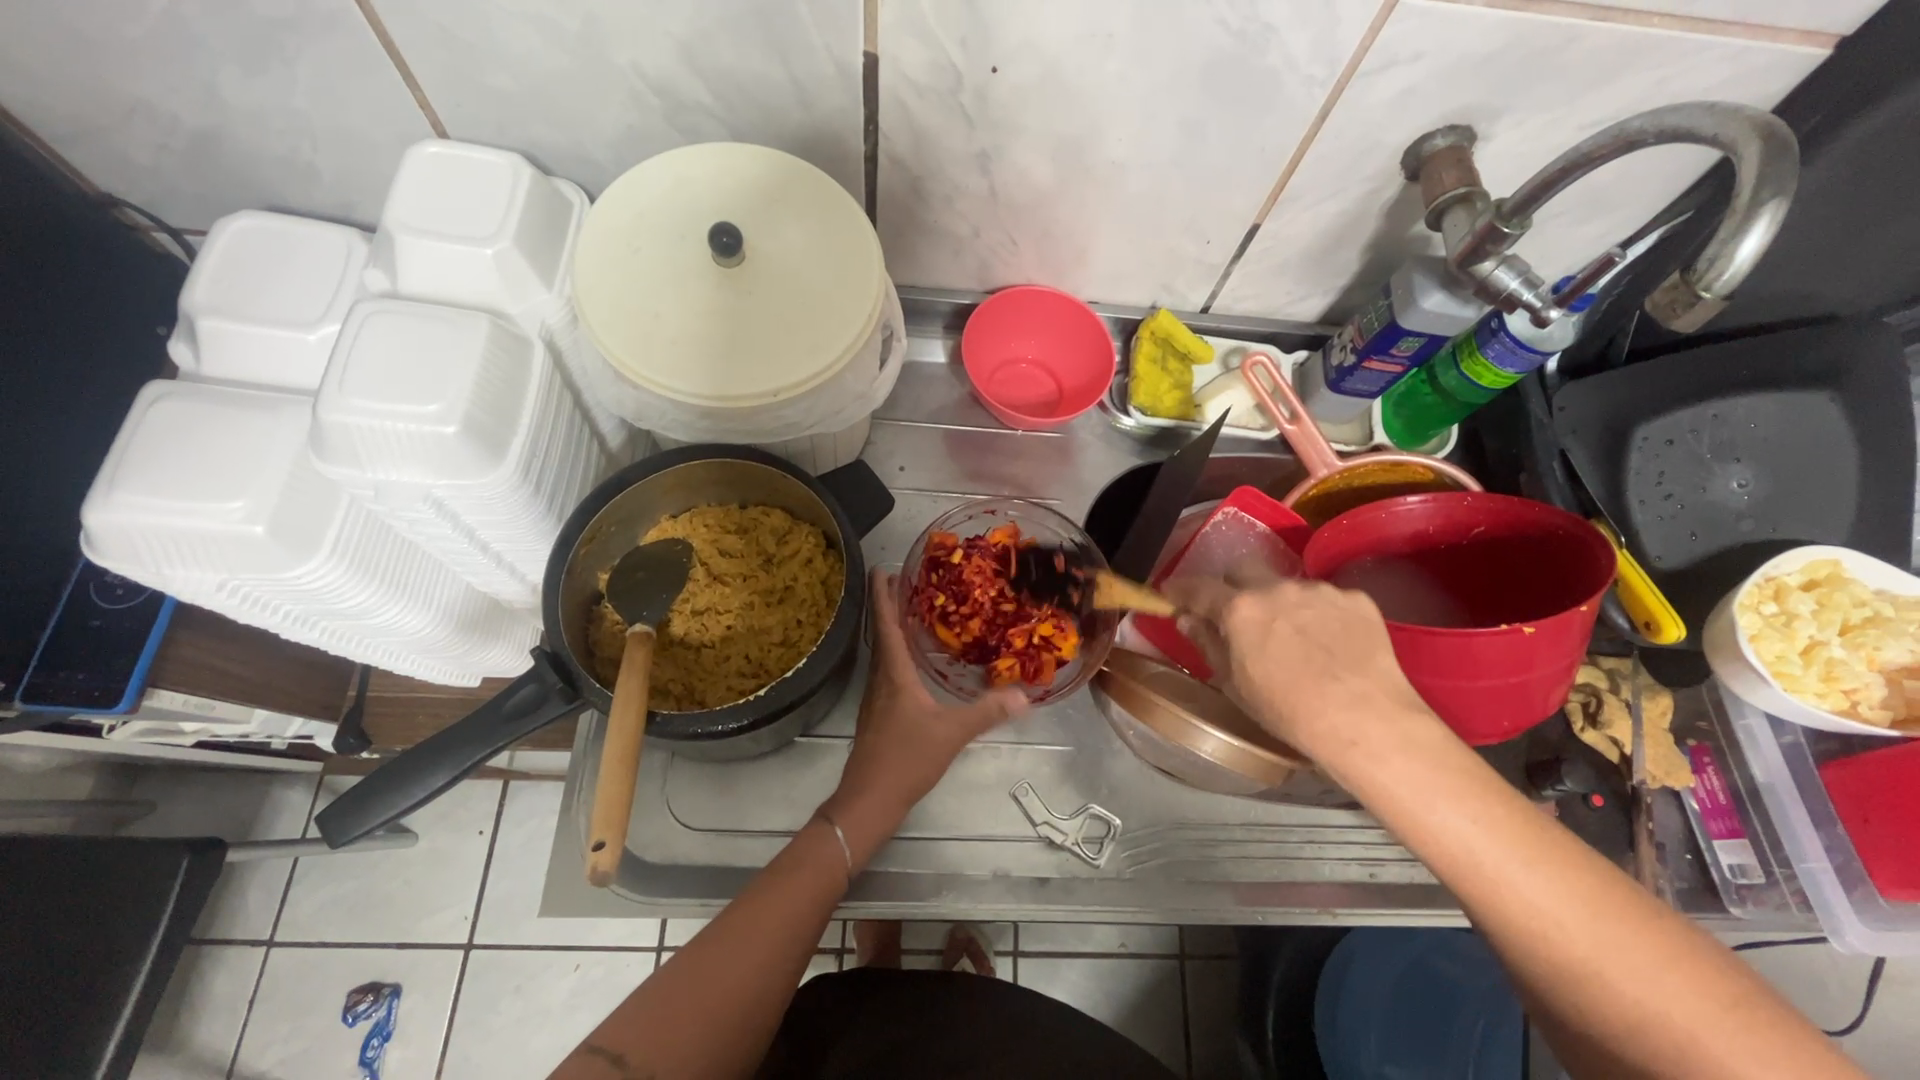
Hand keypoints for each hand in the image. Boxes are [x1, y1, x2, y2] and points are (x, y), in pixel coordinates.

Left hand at [822, 568, 1026, 861]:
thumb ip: (987, 712)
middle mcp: (880, 679)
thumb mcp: (952, 733)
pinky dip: (895, 653)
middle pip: (880, 633)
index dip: (883, 595)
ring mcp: (875, 698)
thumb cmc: (905, 759)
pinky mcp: (877, 714)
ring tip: (907, 611)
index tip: (881, 568)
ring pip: (881, 652)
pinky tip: (909, 661)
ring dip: (890, 628)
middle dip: (887, 604)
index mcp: (894, 674)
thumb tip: (1024, 695)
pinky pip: (886, 671)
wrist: (869, 798)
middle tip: (900, 579)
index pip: (886, 624)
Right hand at [1165, 561, 1439, 757]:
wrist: (1364, 719)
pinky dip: (1320, 616)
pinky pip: (1327, 600)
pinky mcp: (1356, 599)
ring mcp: (1320, 590)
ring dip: (1281, 604)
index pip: (1198, 588)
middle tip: (1238, 617)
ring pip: (1288, 586)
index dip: (1181, 590)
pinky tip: (1330, 646)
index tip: (1172, 594)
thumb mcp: (1234, 684)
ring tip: (1296, 640)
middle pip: (1243, 570)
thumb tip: (1188, 619)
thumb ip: (1207, 644)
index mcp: (1240, 609)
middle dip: (1234, 587)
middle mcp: (1277, 588)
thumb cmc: (1288, 710)